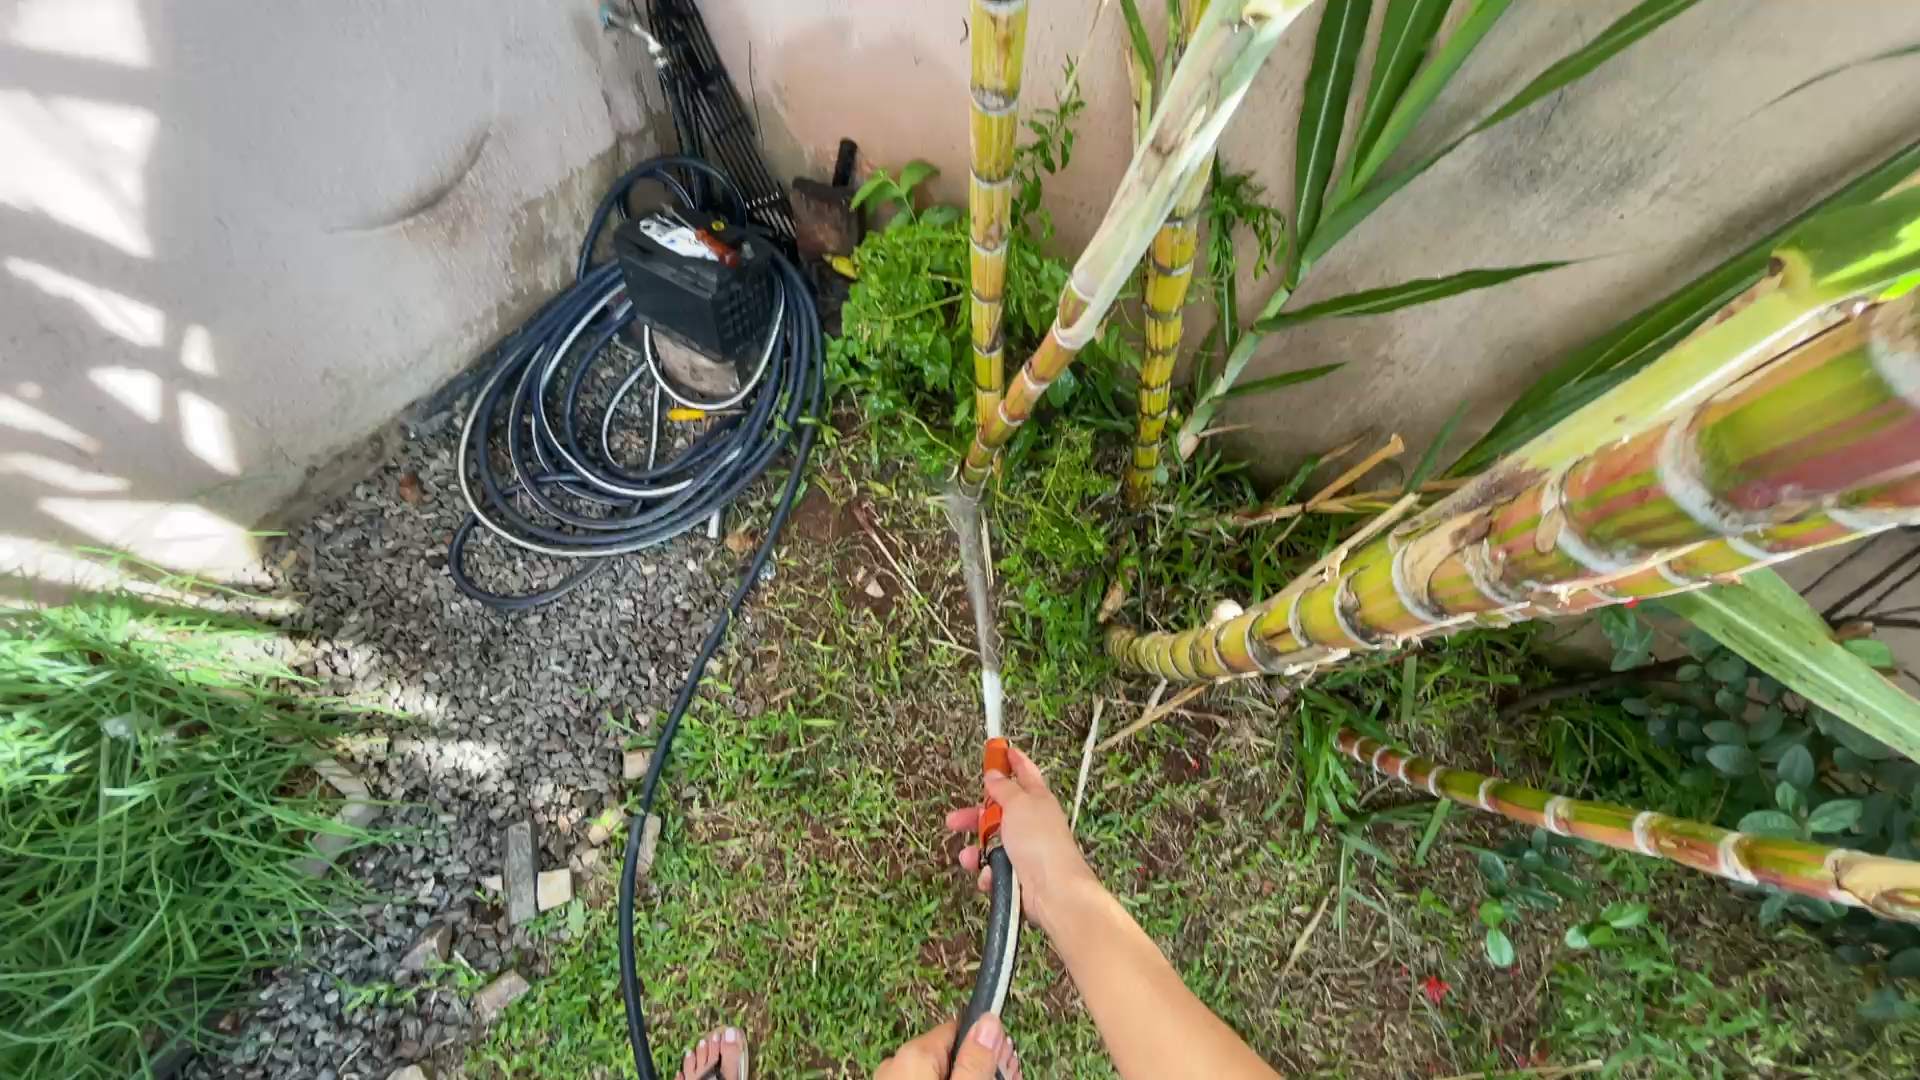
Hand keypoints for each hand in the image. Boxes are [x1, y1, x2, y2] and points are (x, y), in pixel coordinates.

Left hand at [876, 1015, 1019, 1078]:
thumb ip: (974, 1061)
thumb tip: (989, 1020)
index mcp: (914, 1052)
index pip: (959, 1029)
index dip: (985, 1045)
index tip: (1005, 1062)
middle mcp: (895, 1061)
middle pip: (948, 1053)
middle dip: (975, 1063)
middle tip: (1006, 1075)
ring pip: (934, 1071)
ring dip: (961, 1076)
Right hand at [945, 745, 1098, 934]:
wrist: (1053, 891)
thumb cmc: (1039, 841)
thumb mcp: (1018, 804)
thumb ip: (1003, 788)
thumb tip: (993, 774)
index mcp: (1036, 799)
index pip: (1024, 772)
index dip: (1012, 761)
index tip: (1000, 749)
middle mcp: (1031, 822)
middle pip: (998, 811)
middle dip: (975, 816)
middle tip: (955, 819)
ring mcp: (1025, 849)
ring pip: (992, 842)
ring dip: (976, 850)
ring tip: (966, 857)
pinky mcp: (1018, 874)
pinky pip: (995, 869)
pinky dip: (988, 872)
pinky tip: (989, 876)